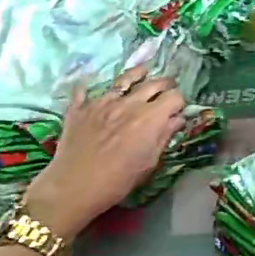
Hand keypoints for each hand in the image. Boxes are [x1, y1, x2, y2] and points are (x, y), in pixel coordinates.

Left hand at [24, 64, 186, 238]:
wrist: (75, 184)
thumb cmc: (118, 181)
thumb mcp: (148, 163)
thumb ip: (164, 137)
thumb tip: (177, 119)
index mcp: (150, 117)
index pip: (173, 97)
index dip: (178, 102)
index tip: (178, 109)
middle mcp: (128, 103)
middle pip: (152, 84)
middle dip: (164, 84)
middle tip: (167, 87)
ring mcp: (102, 101)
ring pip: (123, 79)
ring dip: (137, 74)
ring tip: (143, 71)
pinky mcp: (81, 107)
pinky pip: (86, 89)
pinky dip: (91, 85)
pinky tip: (91, 82)